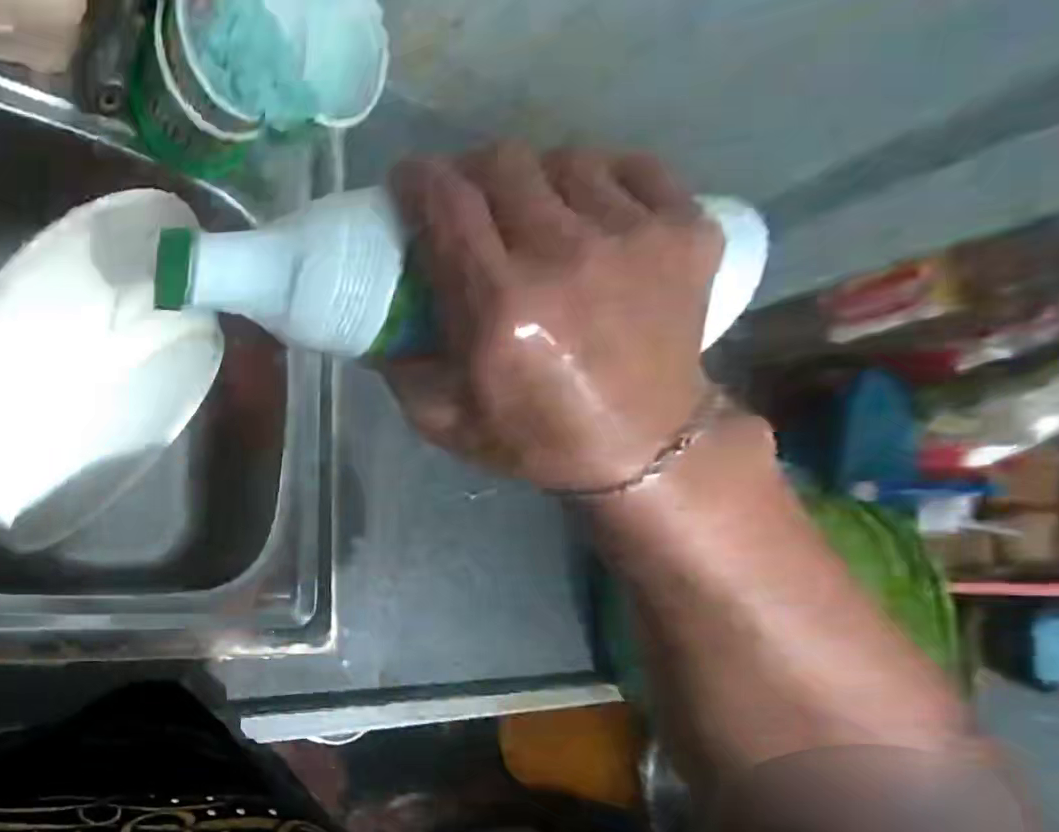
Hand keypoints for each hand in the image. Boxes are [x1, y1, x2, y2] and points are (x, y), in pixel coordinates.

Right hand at [384, 143, 724, 491]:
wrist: (644, 445)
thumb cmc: (530, 436)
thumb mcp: (439, 418)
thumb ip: (398, 368)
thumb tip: (372, 324)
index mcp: (499, 305)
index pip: (449, 208)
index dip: (420, 180)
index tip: (406, 177)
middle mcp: (565, 256)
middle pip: (505, 165)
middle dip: (469, 169)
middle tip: (460, 193)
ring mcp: (633, 236)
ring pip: (566, 159)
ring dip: (530, 175)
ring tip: (522, 204)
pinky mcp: (686, 229)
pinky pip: (632, 167)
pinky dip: (597, 176)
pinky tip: (582, 204)